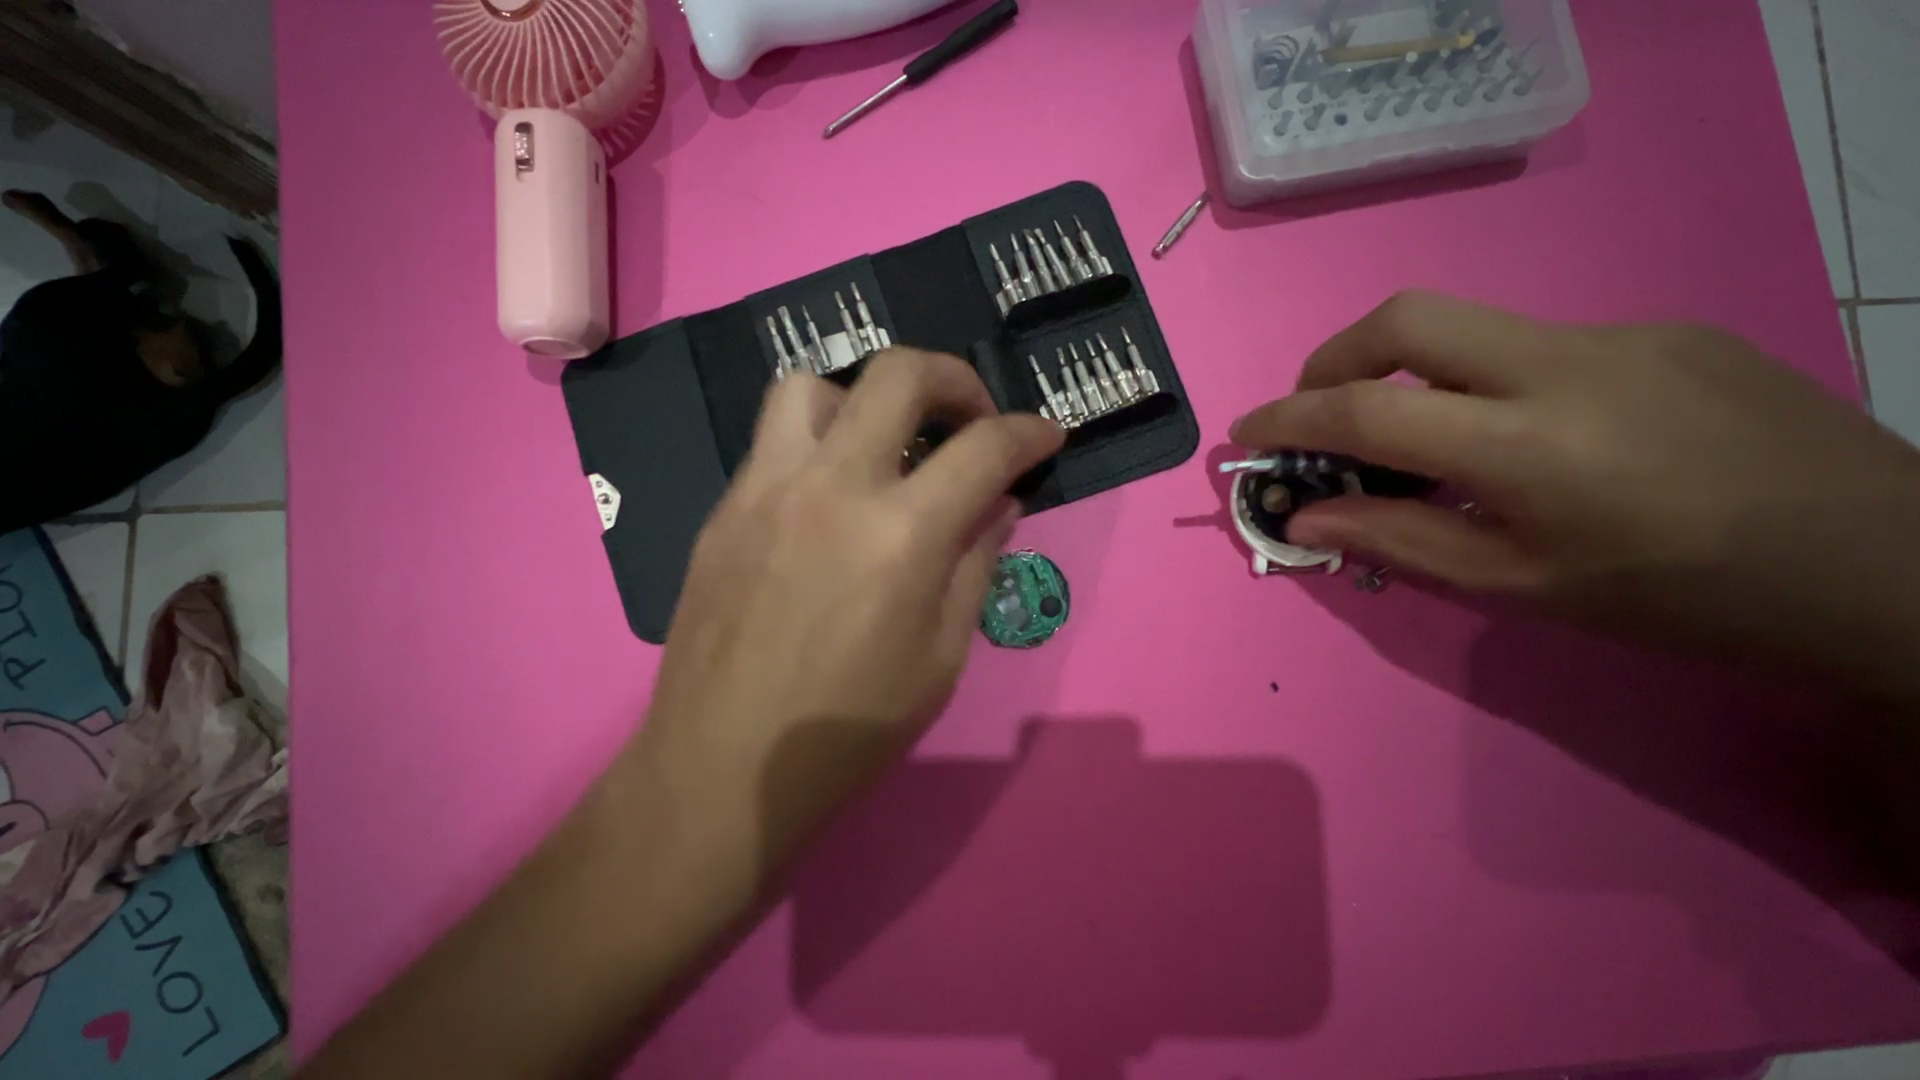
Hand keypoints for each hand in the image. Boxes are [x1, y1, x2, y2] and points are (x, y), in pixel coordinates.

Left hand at [634, 349, 1064, 866]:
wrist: (723, 765)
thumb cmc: (849, 731)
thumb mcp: (940, 660)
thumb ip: (974, 566)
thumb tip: (999, 504)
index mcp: (901, 534)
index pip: (984, 447)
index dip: (1030, 432)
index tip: (1047, 436)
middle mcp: (832, 486)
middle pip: (898, 373)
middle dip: (954, 379)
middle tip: (972, 421)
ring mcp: (766, 489)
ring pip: (813, 384)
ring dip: (865, 398)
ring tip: (884, 446)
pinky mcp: (724, 509)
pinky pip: (773, 439)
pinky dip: (817, 441)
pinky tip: (830, 498)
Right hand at [1230, 291, 1919, 700]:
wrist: (1878, 567)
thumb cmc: (1677, 600)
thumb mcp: (1521, 590)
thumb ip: (1399, 543)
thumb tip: (1304, 519)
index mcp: (1528, 447)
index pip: (1367, 412)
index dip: (1288, 420)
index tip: (1245, 435)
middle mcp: (1567, 365)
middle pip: (1407, 318)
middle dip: (1334, 359)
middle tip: (1318, 413)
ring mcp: (1622, 335)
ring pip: (1473, 329)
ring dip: (1415, 374)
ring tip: (1427, 443)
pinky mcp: (1664, 332)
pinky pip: (1542, 346)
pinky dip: (1495, 386)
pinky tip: (1537, 441)